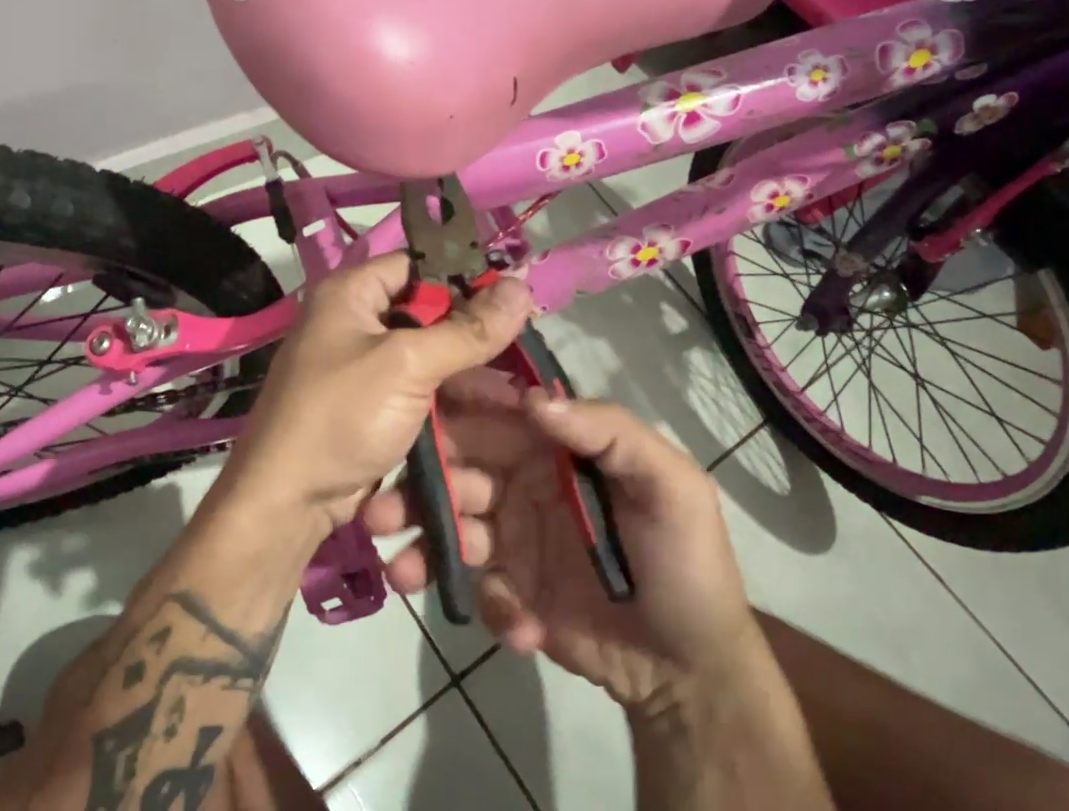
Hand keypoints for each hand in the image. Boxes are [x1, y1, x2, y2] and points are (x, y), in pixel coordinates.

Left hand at [227, 253, 533, 534]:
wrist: (287, 498)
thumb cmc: (341, 415)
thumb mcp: (406, 364)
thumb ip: (467, 329)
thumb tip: (522, 286)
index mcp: (350, 295)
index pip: (417, 267)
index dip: (465, 280)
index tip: (516, 301)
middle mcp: (353, 324)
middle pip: (427, 317)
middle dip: (474, 339)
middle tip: (527, 354)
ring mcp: (361, 371)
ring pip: (428, 362)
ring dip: (468, 379)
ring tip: (520, 395)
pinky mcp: (370, 411)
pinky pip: (418, 397)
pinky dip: (450, 406)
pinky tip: (493, 420)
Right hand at [362, 373, 763, 713]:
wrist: (691, 668)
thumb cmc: (686, 561)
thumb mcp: (672, 486)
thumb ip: (610, 433)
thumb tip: (532, 400)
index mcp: (555, 450)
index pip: (494, 416)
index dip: (451, 410)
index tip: (405, 410)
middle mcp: (523, 485)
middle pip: (455, 473)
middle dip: (414, 489)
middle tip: (378, 511)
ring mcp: (512, 540)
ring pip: (449, 530)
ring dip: (421, 549)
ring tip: (402, 574)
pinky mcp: (508, 591)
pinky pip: (479, 589)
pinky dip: (493, 608)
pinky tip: (524, 629)